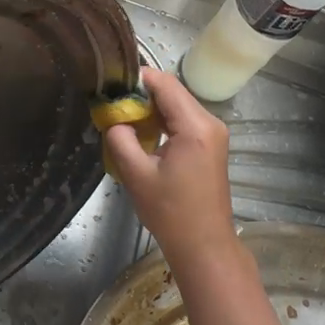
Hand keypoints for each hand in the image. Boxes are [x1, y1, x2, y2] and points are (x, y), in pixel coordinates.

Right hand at [104, 67, 237, 262]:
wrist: (204, 246)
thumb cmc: (171, 212)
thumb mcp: (137, 174)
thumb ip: (120, 139)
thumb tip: (114, 119)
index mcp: (195, 126)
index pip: (165, 83)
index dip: (137, 78)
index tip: (111, 84)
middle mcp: (210, 122)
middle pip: (173, 91)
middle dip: (142, 94)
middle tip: (113, 104)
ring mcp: (214, 134)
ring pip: (178, 105)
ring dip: (152, 108)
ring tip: (123, 118)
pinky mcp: (211, 145)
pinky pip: (184, 120)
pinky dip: (163, 121)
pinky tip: (144, 134)